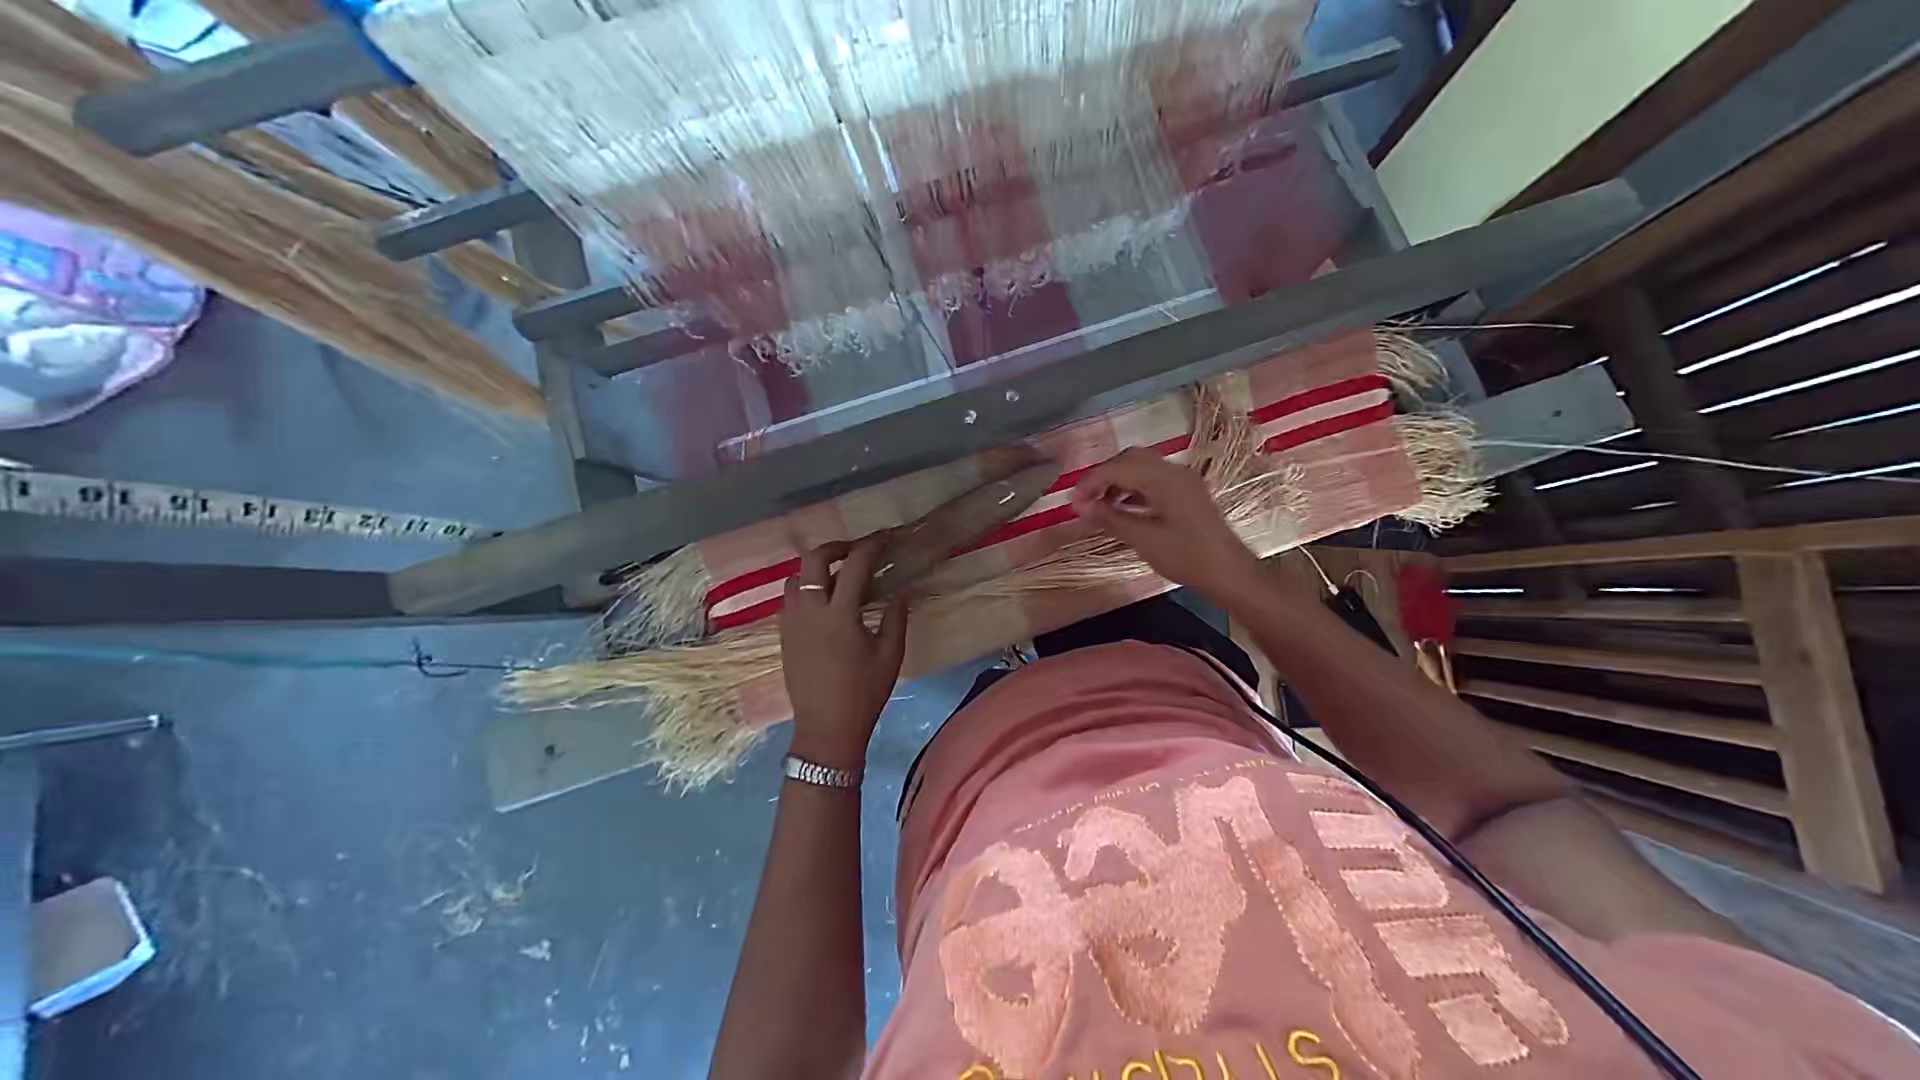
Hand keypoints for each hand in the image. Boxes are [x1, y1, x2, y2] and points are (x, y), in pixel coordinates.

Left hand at [779, 533, 909, 769]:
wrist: (826, 729)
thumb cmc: (863, 693)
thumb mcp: (890, 656)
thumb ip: (896, 618)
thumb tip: (900, 591)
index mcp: (840, 615)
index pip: (856, 565)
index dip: (873, 545)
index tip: (887, 536)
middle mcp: (810, 611)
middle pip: (814, 559)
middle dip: (837, 547)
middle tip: (858, 550)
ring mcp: (792, 622)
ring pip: (797, 578)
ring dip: (817, 569)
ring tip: (839, 577)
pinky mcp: (784, 635)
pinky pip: (791, 599)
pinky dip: (807, 589)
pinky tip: (826, 604)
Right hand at [1070, 447, 1264, 597]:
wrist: (1230, 573)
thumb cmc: (1187, 557)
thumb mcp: (1143, 540)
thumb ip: (1110, 518)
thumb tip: (1080, 506)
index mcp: (1163, 479)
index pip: (1116, 468)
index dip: (1090, 483)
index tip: (1073, 504)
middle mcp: (1174, 471)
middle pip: (1129, 459)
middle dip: (1103, 476)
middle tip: (1086, 501)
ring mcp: (1183, 480)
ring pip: (1141, 467)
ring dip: (1118, 481)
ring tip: (1101, 507)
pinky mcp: (1187, 492)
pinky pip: (1153, 479)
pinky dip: (1133, 488)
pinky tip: (1124, 509)